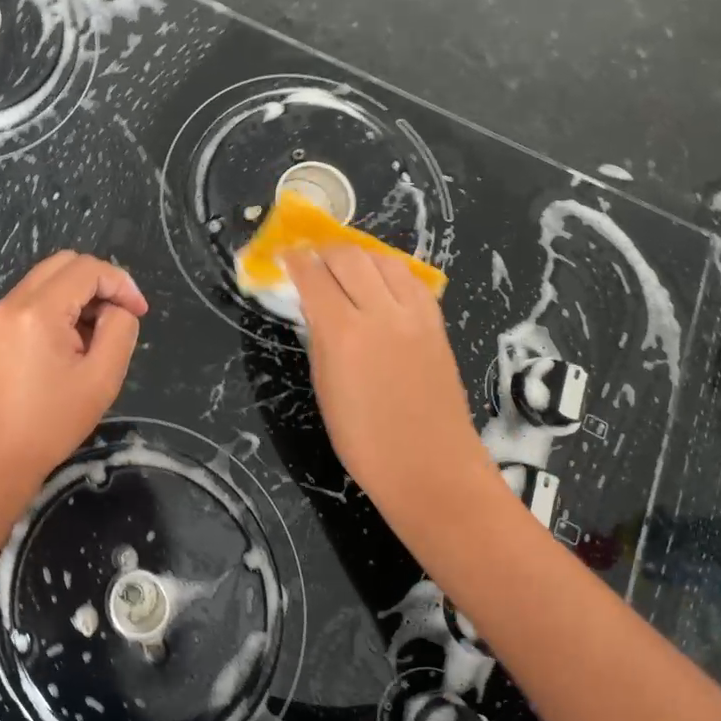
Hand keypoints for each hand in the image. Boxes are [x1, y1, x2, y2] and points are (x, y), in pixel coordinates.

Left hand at [0, 251, 148, 499]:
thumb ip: (119, 332)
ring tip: (97, 338)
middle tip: (120, 319)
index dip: (121, 283)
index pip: (87, 268)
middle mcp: (14, 301)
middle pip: (65, 264)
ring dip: (79, 295)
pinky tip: (71, 346)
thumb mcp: (100, 379)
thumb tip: (117, 310)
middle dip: (99, 283)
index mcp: (39, 308)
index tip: (140, 313)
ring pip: (48, 280)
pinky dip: (59, 308)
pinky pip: (33, 301)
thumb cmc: (48, 424)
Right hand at [283, 246, 484, 503]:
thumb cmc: (363, 439)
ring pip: (383, 259)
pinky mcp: (437, 323)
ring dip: (358, 256)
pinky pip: (410, 280)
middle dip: (324, 252)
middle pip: (348, 256)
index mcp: (343, 332)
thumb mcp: (324, 385)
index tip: (284, 257)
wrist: (430, 468)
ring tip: (345, 269)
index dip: (295, 261)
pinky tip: (379, 284)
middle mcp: (380, 312)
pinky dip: (389, 272)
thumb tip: (312, 305)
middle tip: (311, 261)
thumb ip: (318, 337)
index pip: (313, 275)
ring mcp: (414, 315)